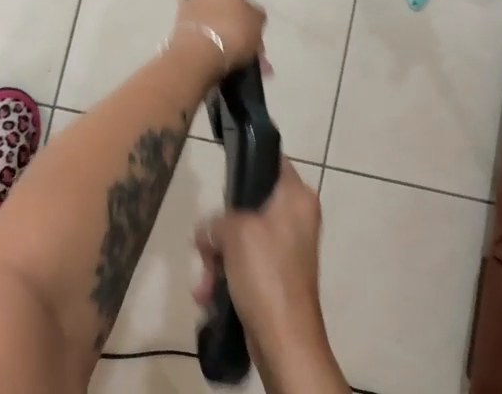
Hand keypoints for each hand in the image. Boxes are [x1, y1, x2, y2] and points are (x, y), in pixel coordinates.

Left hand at [175, 0, 265, 76]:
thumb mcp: (256, 19)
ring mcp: (186, 19)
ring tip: (255, 65)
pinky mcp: (182, 42)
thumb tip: (251, 14)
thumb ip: (254, 13)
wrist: (200, 58)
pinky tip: (243, 72)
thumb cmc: (231, 28)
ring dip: (233, 44)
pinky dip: (224, 56)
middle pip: (218, 6)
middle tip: (256, 44)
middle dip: (237, 24)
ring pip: (216, 29)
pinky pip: (209, 46)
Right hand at [192, 160, 331, 360]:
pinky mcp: (275, 274)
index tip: (219, 174)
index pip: (269, 160)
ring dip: (216, 258)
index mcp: (296, 197)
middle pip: (246, 204)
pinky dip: (225, 275)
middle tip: (206, 245)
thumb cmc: (266, 274)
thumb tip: (210, 234)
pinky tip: (209, 294)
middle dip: (219, 229)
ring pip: (239, 236)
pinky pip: (243, 262)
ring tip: (205, 281)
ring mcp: (286, 247)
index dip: (243, 161)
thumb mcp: (234, 232)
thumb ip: (217, 220)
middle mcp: (295, 217)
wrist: (285, 340)